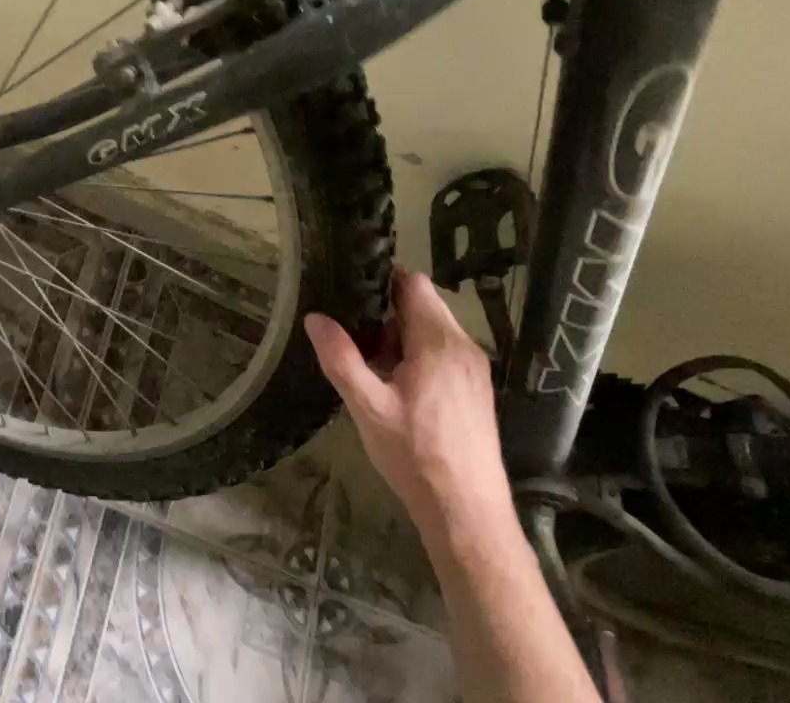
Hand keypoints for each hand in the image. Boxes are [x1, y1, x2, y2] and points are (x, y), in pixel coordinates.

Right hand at [304, 270, 510, 539]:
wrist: (465, 509)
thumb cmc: (414, 454)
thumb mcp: (367, 406)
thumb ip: (340, 358)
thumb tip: (315, 318)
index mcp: (439, 343)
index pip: (414, 284)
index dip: (381, 279)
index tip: (347, 287)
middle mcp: (463, 347)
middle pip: (422, 304)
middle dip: (384, 309)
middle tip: (345, 327)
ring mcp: (473, 369)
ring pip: (431, 329)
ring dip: (397, 334)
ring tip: (362, 356)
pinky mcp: (474, 389)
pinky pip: (441, 352)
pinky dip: (413, 353)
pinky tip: (389, 381)